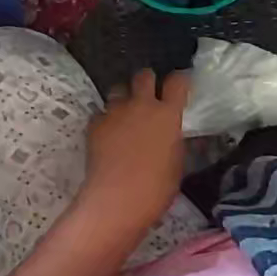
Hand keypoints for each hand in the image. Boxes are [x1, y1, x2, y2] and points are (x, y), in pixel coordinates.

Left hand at [74, 68, 190, 238]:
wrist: (117, 200)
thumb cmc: (156, 188)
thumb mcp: (176, 163)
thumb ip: (174, 140)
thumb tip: (171, 133)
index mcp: (167, 114)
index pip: (177, 82)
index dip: (180, 79)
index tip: (181, 83)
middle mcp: (141, 105)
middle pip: (143, 76)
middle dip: (147, 81)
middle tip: (148, 94)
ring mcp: (115, 112)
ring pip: (118, 89)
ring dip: (123, 97)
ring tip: (125, 114)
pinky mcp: (95, 124)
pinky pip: (101, 113)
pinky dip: (105, 119)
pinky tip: (108, 135)